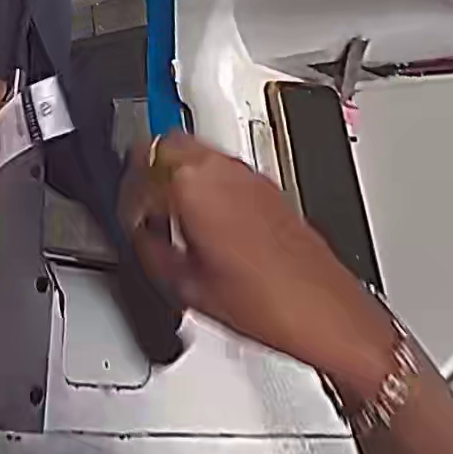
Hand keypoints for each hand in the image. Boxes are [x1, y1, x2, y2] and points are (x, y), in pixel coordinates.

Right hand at [123, 133, 401, 389]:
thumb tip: (143, 237)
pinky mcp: (264, 182)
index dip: (127, 195)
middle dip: (146, 165)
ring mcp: (244, 172)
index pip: (141, 170)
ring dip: (174, 166)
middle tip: (139, 194)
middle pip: (165, 141)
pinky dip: (202, 175)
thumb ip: (152, 251)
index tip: (129, 214)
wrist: (325, 312)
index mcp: (192, 186)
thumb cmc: (269, 303)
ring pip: (194, 146)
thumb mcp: (188, 287)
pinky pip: (219, 162)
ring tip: (167, 202)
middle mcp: (219, 168)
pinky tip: (202, 210)